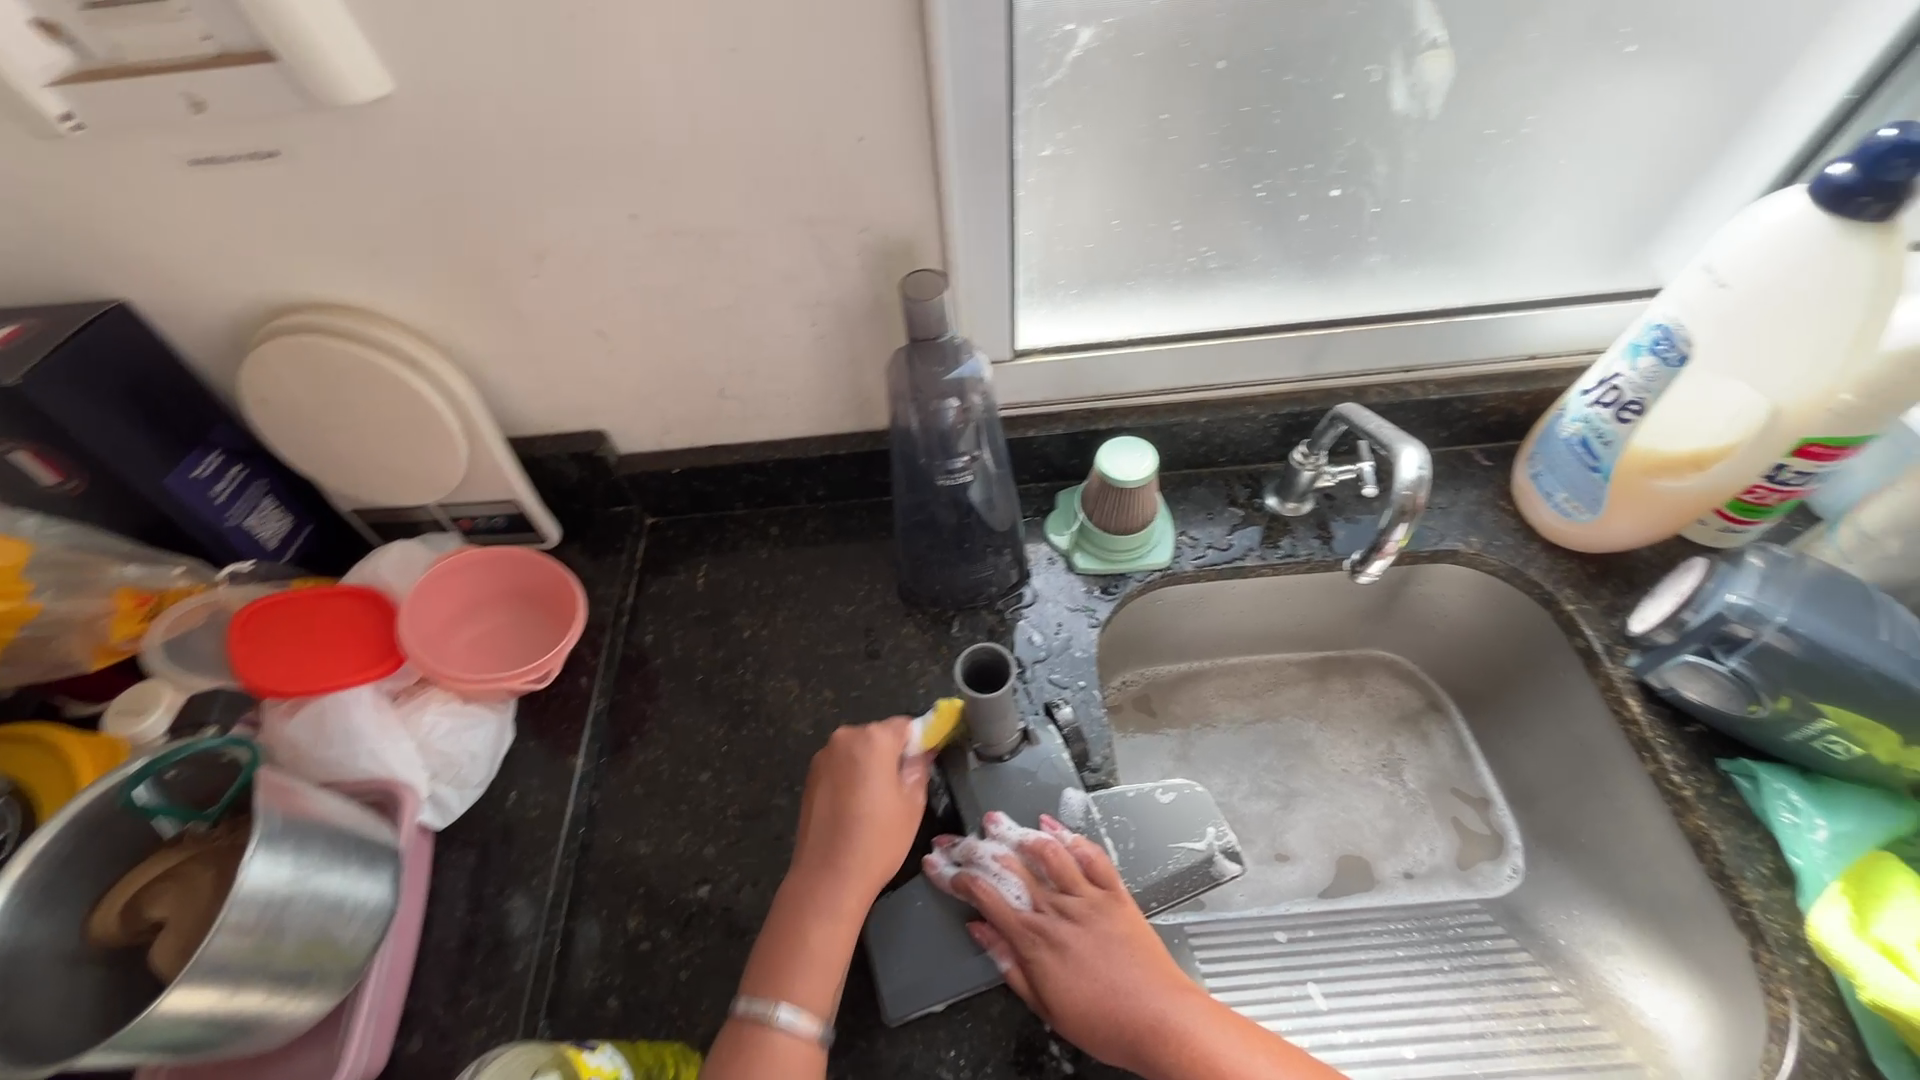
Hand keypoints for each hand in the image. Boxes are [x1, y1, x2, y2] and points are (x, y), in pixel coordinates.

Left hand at [788, 716, 932, 906]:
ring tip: (875, 804)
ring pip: (858, 751)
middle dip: (892, 755)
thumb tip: (922, 750)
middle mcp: (844, 738)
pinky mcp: (810, 776)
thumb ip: (919, 766)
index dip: (918, 743)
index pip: (906, 725)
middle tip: (901, 790)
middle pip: (879, 736)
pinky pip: (840, 766)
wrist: (828, 876)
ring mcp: (823, 756)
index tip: (922, 766)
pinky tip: (854, 808)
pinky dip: (851, 777)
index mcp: (873, 739)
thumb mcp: (913, 803)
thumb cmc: (878, 839)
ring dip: (870, 766)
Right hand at [926, 811, 1208, 1073]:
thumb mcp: (1044, 1006)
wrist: (1160, 1020)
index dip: (955, 877)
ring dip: (1018, 832)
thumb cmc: (1104, 1022)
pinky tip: (1052, 825)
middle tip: (957, 837)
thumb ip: (1007, 963)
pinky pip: (1090, 855)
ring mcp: (1088, 897)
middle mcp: (1058, 910)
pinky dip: (1069, 836)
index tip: (939, 865)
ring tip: (996, 820)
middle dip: (975, 848)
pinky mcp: (1115, 893)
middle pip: (1008, 867)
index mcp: (1035, 940)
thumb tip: (980, 931)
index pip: (984, 896)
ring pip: (1046, 852)